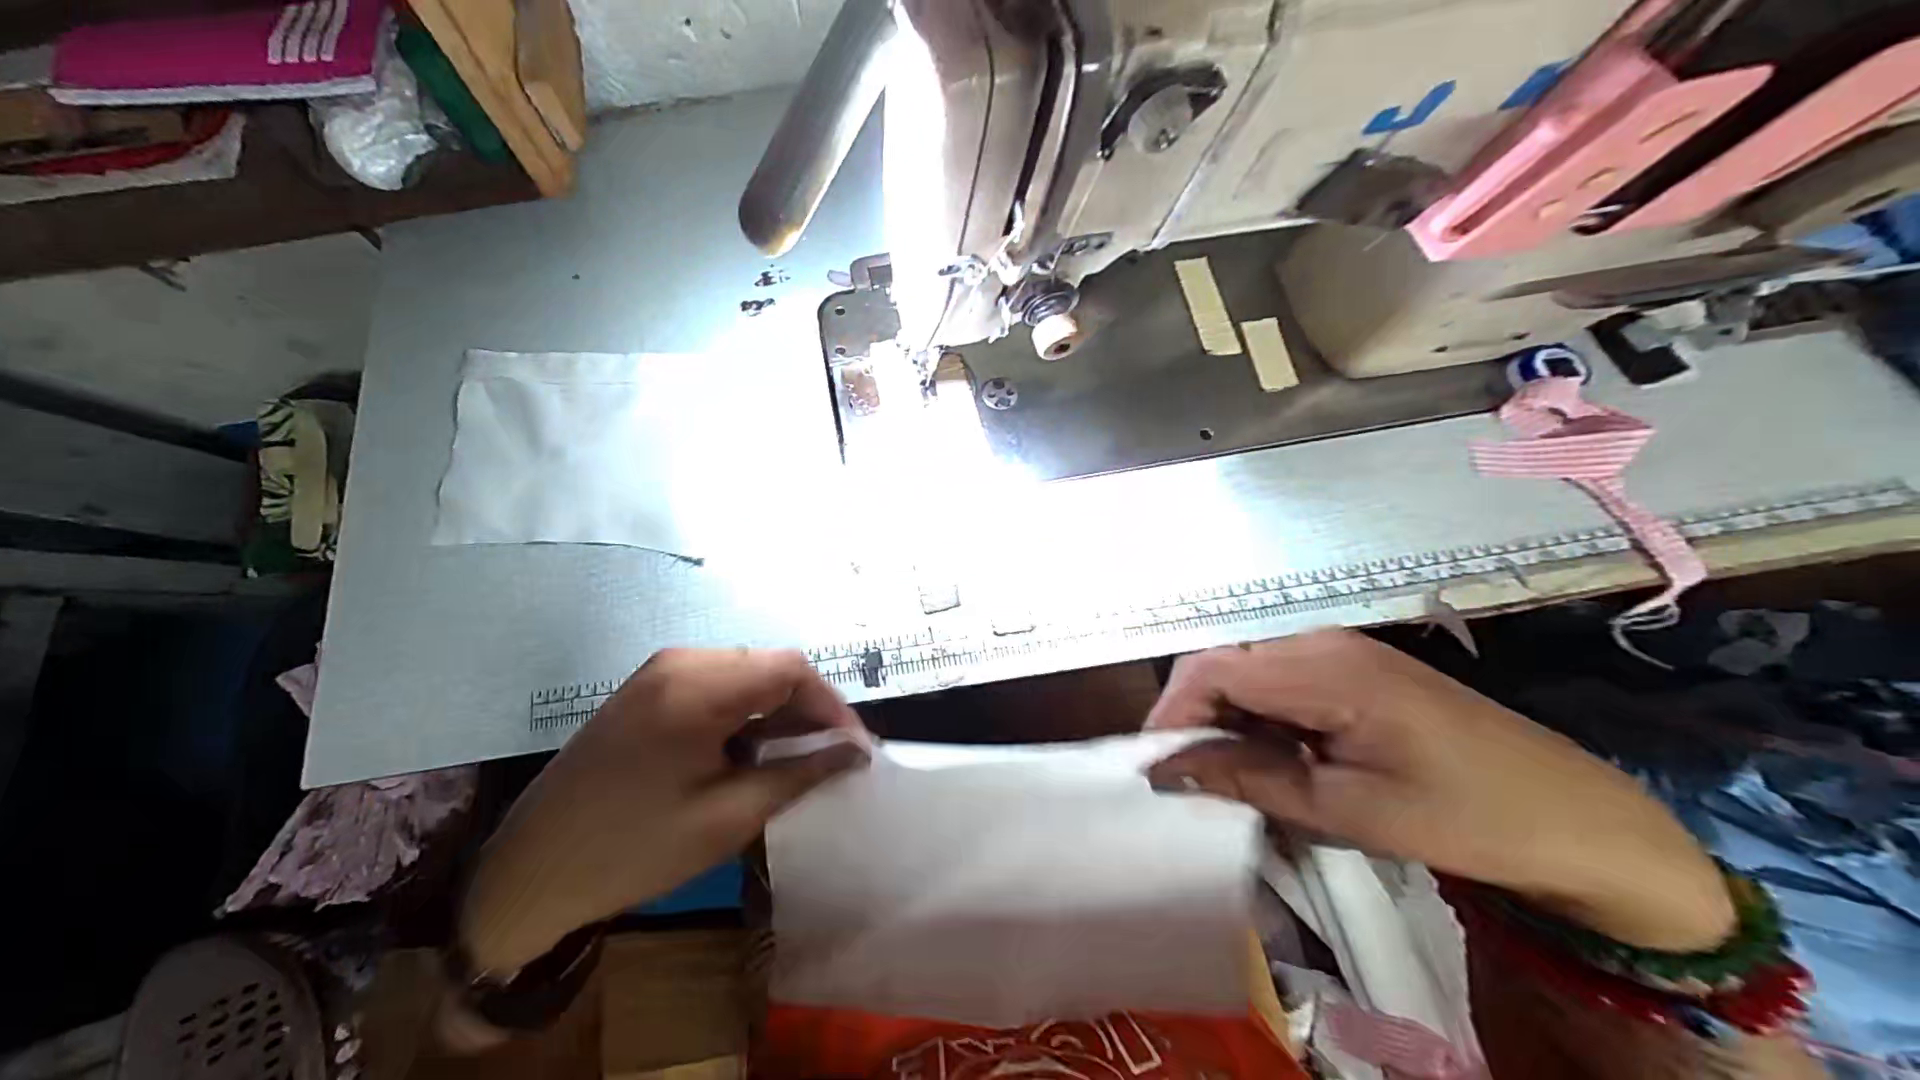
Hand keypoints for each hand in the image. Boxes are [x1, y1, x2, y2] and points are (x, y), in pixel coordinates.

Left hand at [459, 648, 869, 973]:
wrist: (529, 873)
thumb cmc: (634, 849)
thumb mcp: (729, 817)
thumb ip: (800, 773)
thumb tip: (856, 752)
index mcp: (696, 687)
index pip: (791, 669)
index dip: (832, 705)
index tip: (854, 749)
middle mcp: (678, 662)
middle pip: (768, 665)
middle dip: (808, 707)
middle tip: (831, 756)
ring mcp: (657, 671)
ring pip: (745, 672)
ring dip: (778, 709)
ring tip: (798, 756)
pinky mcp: (645, 688)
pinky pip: (715, 683)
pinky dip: (745, 710)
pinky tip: (752, 748)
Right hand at [1145, 630, 1734, 951]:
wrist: (1576, 816)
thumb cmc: (1464, 816)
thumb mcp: (1346, 810)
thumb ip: (1248, 778)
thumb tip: (1169, 768)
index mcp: (1324, 668)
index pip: (1211, 670)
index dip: (1170, 714)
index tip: (1153, 768)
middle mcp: (1323, 642)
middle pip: (1223, 663)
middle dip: (1192, 716)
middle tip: (1185, 777)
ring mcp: (1340, 650)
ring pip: (1247, 671)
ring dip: (1225, 719)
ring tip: (1228, 775)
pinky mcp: (1352, 667)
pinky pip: (1279, 680)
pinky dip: (1259, 717)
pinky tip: (1274, 758)